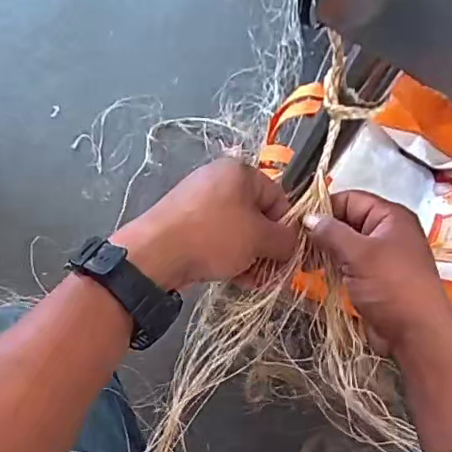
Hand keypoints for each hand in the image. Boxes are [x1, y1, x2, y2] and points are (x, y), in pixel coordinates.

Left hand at [111, 159, 299, 290]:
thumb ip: (286, 240)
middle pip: (257, 216)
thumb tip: (294, 244)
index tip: (288, 255)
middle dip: (266, 248)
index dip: (287, 229)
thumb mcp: (260, 239)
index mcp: (240, 171)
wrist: (156, 254)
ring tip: (251, 280)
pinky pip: (216, 238)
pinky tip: (233, 277)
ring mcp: (198, 201)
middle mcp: (218, 179)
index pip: (279, 198)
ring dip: (249, 257)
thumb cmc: (214, 237)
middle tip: (269, 273)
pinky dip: (228, 256)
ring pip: (237, 231)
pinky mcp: (184, 223)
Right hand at [302, 191, 451, 359]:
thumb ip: (331, 232)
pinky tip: (313, 273)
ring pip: (345, 246)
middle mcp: (386, 233)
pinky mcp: (373, 281)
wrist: (416, 333)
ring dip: (324, 252)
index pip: (350, 199)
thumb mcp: (360, 254)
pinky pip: (348, 267)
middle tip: (293, 243)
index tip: (296, 220)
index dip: (324, 207)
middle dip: (321, 232)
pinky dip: (332, 268)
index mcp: (390, 217)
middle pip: (346, 222)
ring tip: (299, 259)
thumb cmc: (392, 287)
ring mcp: (380, 258)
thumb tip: (308, 218)